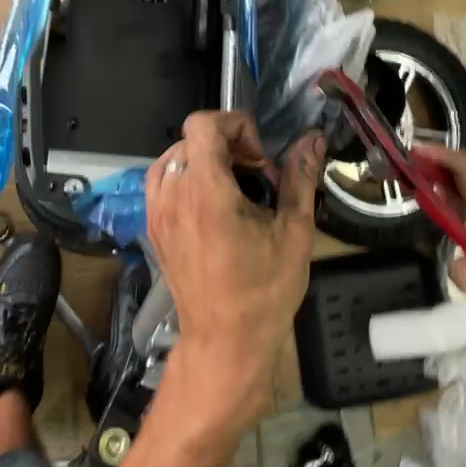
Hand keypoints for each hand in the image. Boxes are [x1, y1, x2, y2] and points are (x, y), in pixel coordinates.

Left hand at [144, 113, 326, 420]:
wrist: (225, 341)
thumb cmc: (264, 291)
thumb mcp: (294, 233)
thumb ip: (300, 178)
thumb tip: (313, 139)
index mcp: (206, 192)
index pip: (202, 124)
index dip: (234, 125)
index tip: (259, 155)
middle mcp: (174, 195)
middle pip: (192, 139)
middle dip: (228, 145)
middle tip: (258, 176)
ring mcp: (158, 211)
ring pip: (174, 156)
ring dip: (205, 158)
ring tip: (234, 187)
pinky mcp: (153, 226)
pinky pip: (161, 180)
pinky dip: (184, 176)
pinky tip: (209, 200)